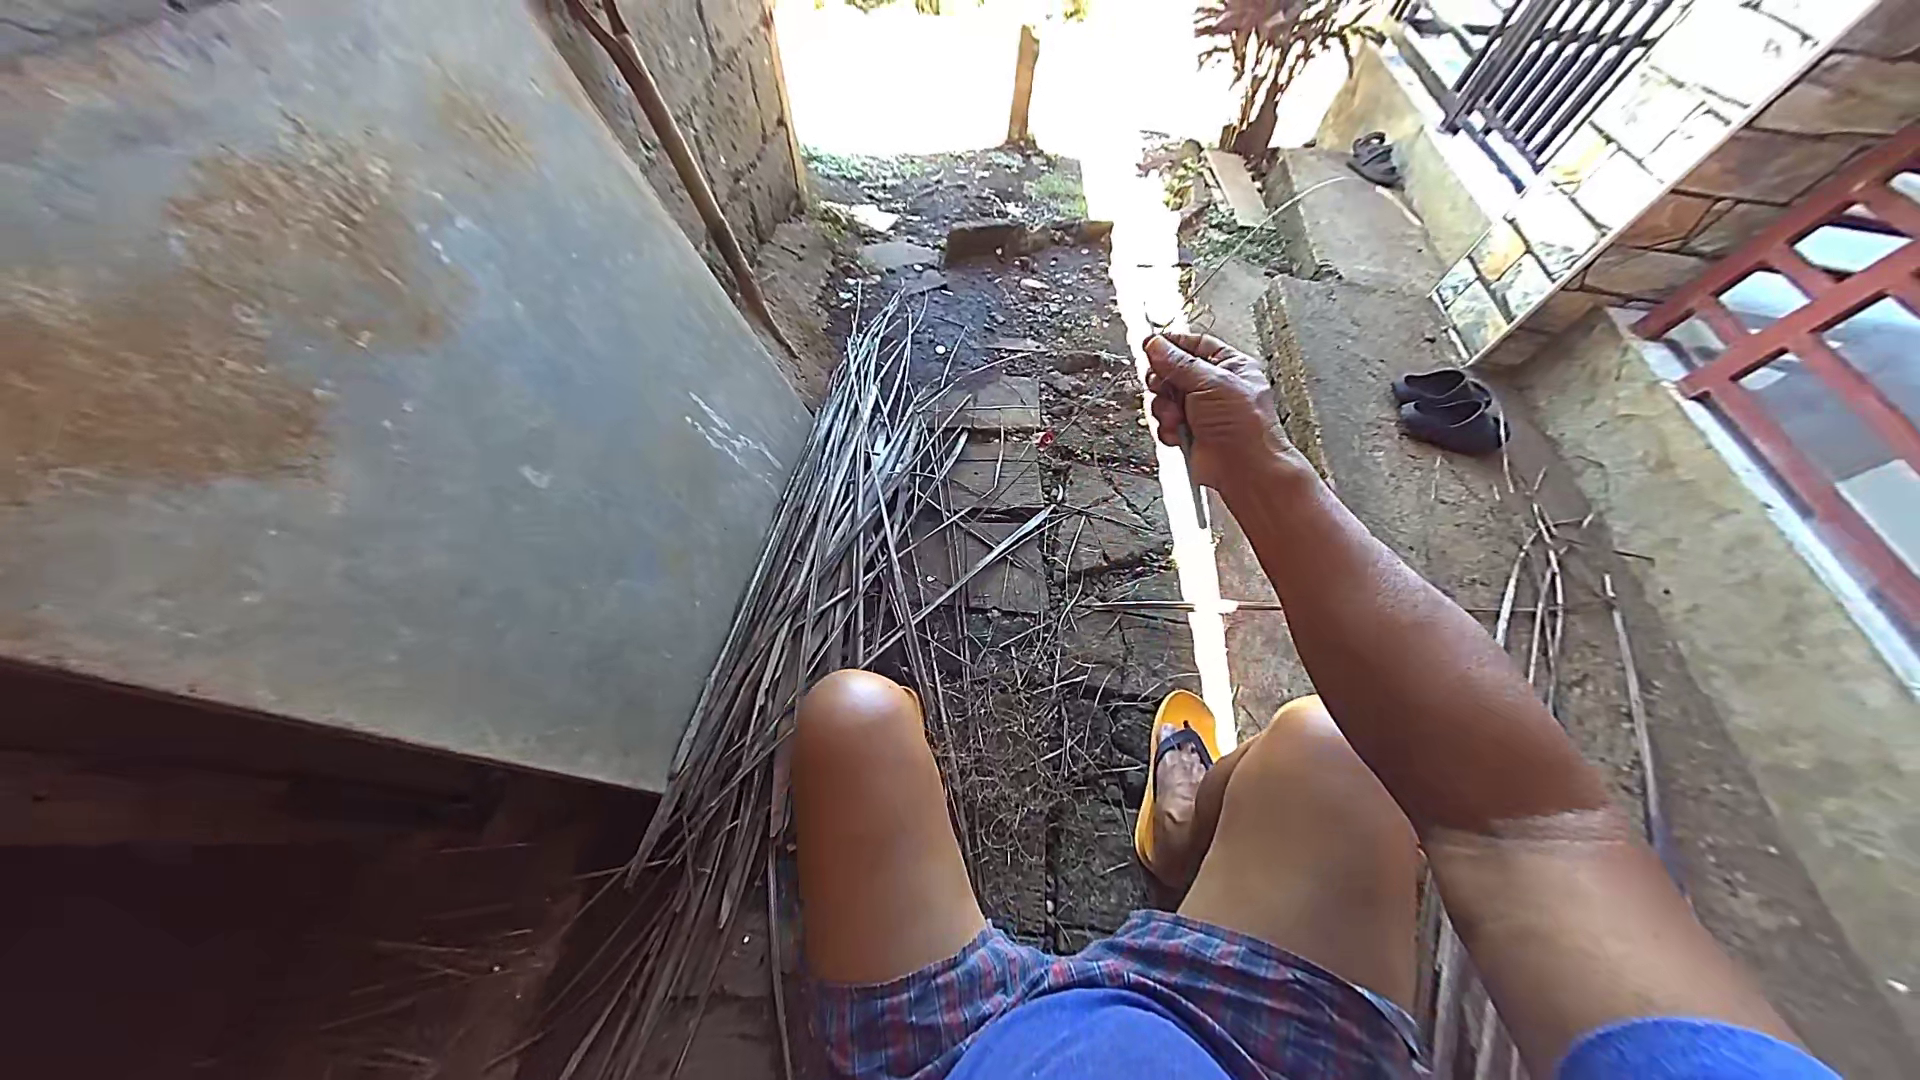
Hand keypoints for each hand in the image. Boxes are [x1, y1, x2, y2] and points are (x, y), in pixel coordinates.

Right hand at [1144, 332, 1290, 492]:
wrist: (1243, 468)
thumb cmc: (1245, 426)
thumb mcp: (1211, 382)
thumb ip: (1178, 363)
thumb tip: (1156, 345)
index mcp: (1229, 367)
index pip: (1194, 346)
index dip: (1171, 345)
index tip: (1150, 345)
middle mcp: (1213, 388)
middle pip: (1172, 373)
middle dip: (1163, 383)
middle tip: (1164, 387)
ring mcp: (1199, 411)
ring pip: (1163, 400)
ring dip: (1165, 409)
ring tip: (1179, 418)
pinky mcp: (1188, 432)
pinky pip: (1164, 423)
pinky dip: (1167, 429)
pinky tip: (1179, 433)